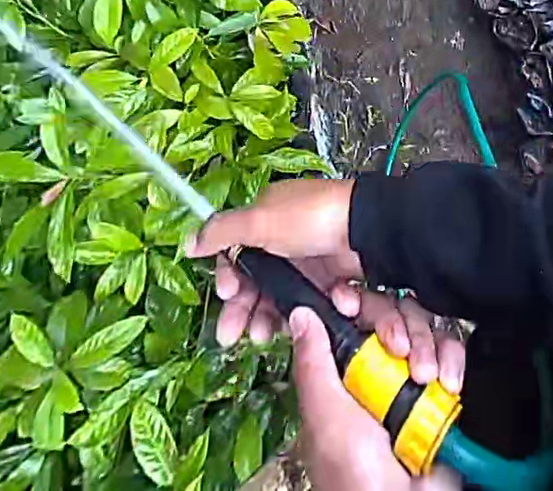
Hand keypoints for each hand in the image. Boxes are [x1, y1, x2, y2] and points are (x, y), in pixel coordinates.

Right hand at [186, 179, 465, 390]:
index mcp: (266, 216)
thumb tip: (189, 241)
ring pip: (275, 295)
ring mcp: (304, 259)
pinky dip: (296, 313)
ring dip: (264, 316)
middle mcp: (282, 237)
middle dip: (241, 307)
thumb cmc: (312, 217)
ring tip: (261, 335)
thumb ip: (224, 231)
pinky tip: (296, 321)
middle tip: (232, 335)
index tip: (225, 292)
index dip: (227, 274)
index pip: (234, 249)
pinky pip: (301, 301)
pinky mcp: (324, 278)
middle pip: (253, 279)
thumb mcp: (262, 220)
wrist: (363, 230)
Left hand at [287, 307, 461, 490]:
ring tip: (428, 377)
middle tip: (400, 350)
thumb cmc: (357, 480)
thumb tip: (300, 313)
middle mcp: (378, 365)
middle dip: (398, 324)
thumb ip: (313, 366)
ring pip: (423, 325)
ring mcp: (410, 375)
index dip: (358, 303)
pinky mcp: (441, 387)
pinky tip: (448, 382)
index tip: (354, 306)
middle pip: (391, 311)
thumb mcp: (327, 420)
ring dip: (428, 345)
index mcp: (345, 368)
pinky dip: (452, 359)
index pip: (354, 313)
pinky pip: (449, 350)